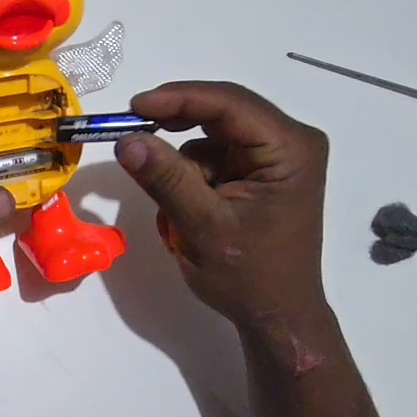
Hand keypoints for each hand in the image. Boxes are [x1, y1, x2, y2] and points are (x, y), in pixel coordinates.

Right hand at [114, 81, 330, 332]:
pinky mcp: (258, 178)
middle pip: (220, 117)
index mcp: (289, 148)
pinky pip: (213, 165)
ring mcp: (273, 161)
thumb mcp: (202, 227)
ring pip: (211, 143)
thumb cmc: (248, 277)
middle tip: (131, 138)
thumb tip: (126, 140)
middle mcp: (288, 144)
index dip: (179, 99)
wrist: (276, 316)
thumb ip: (166, 180)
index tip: (133, 108)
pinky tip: (183, 220)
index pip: (230, 105)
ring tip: (171, 216)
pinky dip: (189, 185)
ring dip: (181, 171)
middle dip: (175, 134)